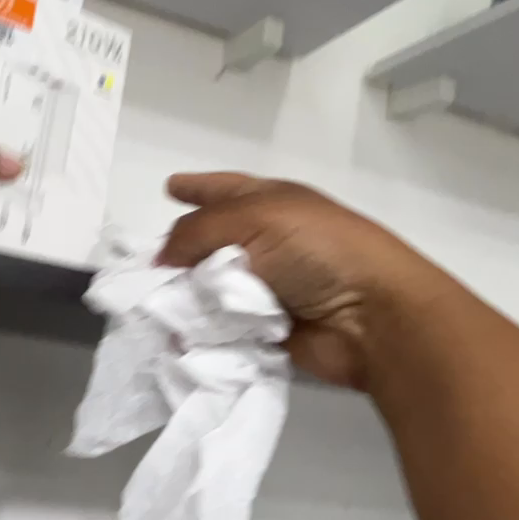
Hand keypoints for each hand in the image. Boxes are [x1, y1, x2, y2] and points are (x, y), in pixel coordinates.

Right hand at [158, 173, 457, 389]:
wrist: (372, 318)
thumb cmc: (319, 252)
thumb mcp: (256, 219)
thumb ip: (199, 231)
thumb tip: (162, 259)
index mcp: (271, 203)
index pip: (224, 189)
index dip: (197, 187)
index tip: (169, 187)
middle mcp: (268, 241)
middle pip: (211, 241)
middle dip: (179, 250)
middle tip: (145, 262)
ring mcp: (268, 286)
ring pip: (211, 287)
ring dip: (184, 295)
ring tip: (150, 303)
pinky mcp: (266, 328)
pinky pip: (221, 325)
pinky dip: (199, 328)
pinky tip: (173, 332)